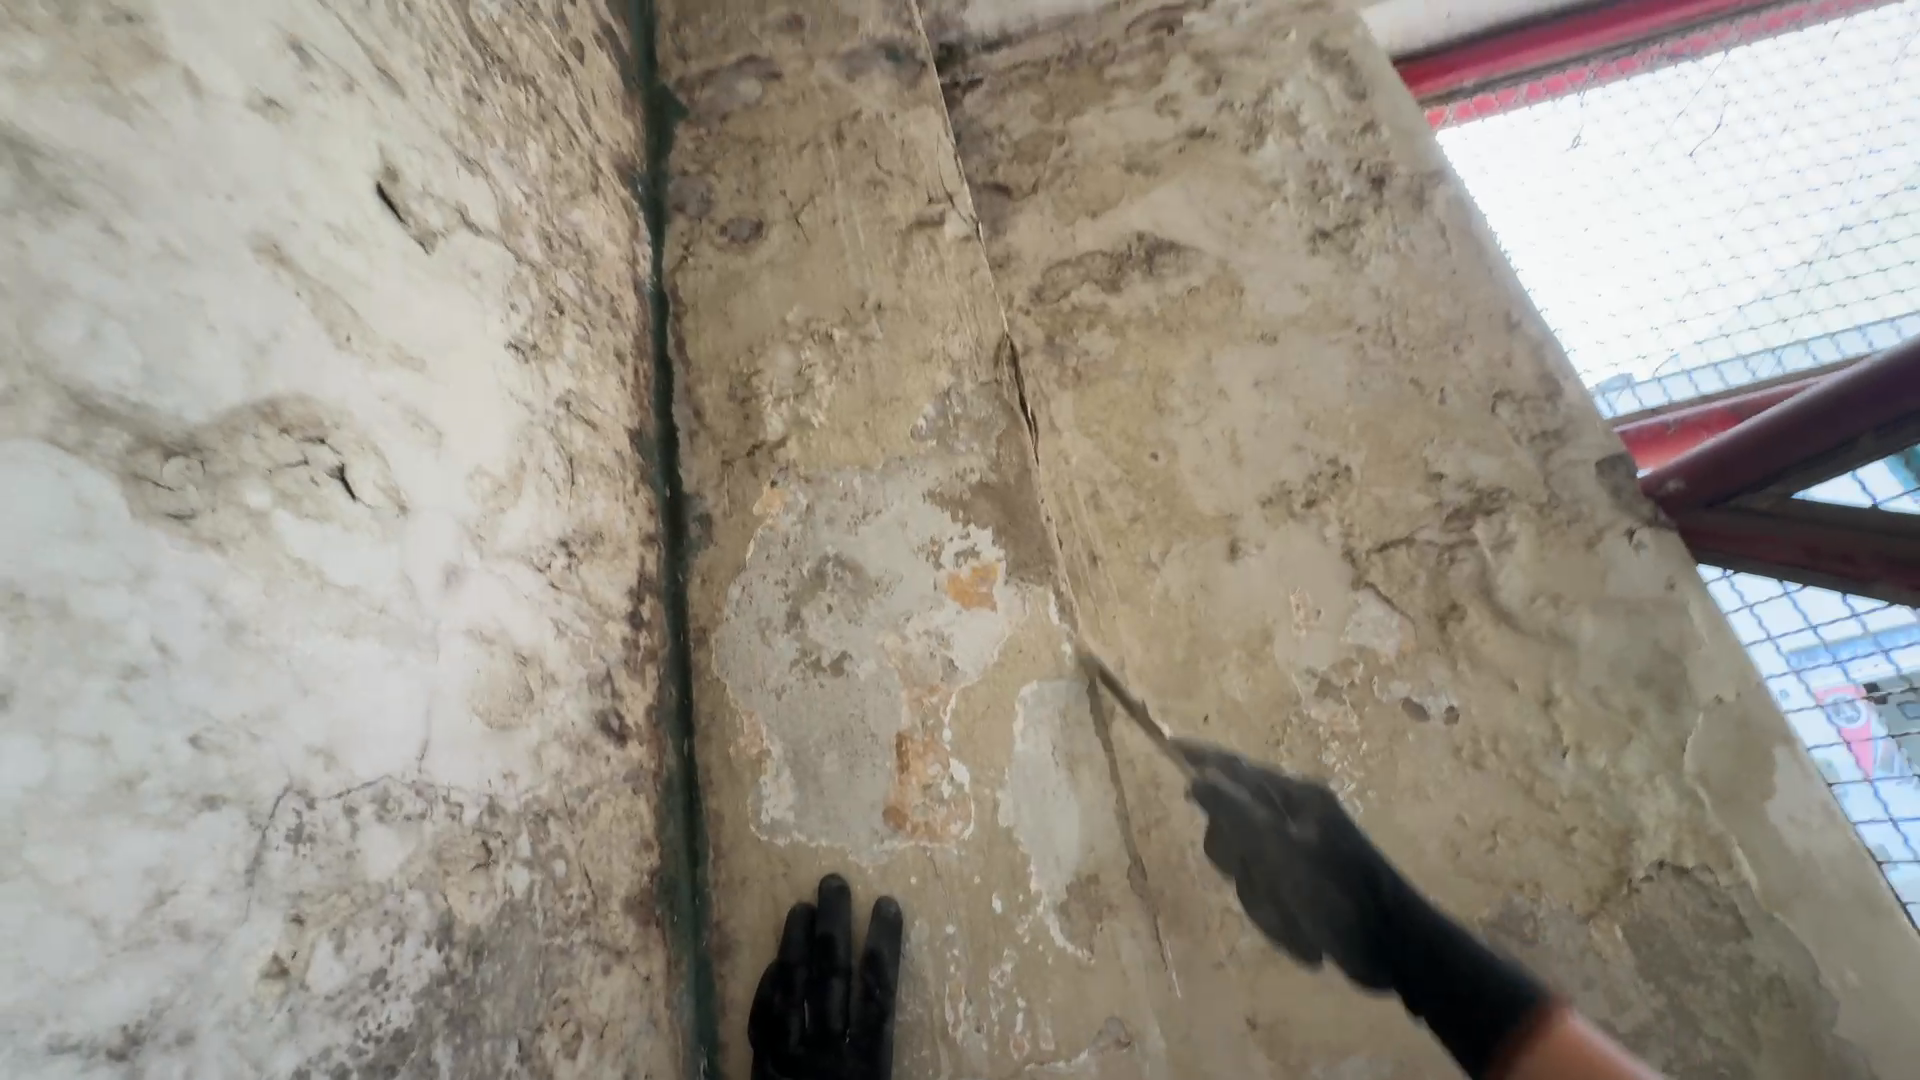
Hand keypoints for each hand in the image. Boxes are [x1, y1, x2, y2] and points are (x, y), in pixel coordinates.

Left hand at [749, 874, 904, 1079]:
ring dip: (796, 945)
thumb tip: (889, 992)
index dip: (883, 945)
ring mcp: (791, 1061)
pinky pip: (762, 1024)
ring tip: (802, 905)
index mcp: (867, 1061)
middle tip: (833, 881)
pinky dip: (769, 991)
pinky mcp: (763, 1071)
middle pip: (832, 978)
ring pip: (793, 992)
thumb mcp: (880, 1078)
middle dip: (833, 926)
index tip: (886, 903)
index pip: (878, 992)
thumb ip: (882, 1037)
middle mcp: (827, 1054)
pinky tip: (775, 963)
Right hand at [1173, 739, 1405, 990]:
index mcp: (1294, 798)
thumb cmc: (1343, 894)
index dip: (1199, 758)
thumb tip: (1196, 778)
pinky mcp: (1298, 885)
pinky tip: (1303, 937)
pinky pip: (1261, 894)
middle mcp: (1291, 817)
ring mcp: (1294, 852)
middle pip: (1229, 823)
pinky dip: (1276, 918)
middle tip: (1257, 874)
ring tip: (1293, 918)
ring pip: (1243, 865)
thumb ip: (1238, 814)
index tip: (1167, 745)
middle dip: (1239, 859)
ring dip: (1261, 898)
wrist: (1401, 953)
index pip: (1235, 768)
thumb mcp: (1285, 852)